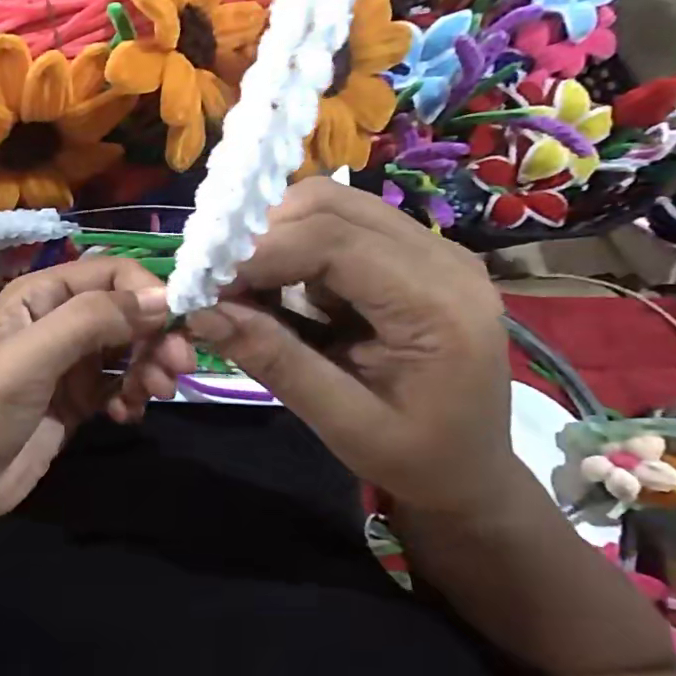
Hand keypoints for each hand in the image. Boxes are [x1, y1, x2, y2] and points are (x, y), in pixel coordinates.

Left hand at [0, 257, 196, 524]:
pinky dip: (133, 396)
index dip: (146, 291)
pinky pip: (121, 386)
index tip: (176, 322)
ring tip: (153, 394)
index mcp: (41, 295)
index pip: (111, 273)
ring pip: (130, 350)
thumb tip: (161, 297)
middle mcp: (59, 321)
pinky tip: (125, 415)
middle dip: (156, 335)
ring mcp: (70, 363)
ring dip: (150, 367)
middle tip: (178, 366)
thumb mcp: (30, 357)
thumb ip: (91, 320)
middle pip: (128, 312)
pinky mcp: (79, 400)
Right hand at [179, 179, 521, 513]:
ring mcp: (435, 250)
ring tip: (245, 287)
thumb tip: (203, 313)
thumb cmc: (417, 459)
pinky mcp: (417, 254)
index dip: (261, 253)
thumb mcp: (344, 425)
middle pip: (333, 205)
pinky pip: (344, 225)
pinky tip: (283, 289)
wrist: (472, 471)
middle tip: (219, 282)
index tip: (206, 284)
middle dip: (263, 235)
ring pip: (335, 204)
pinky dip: (298, 247)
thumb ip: (277, 363)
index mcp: (439, 306)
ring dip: (278, 236)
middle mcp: (445, 259)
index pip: (335, 243)